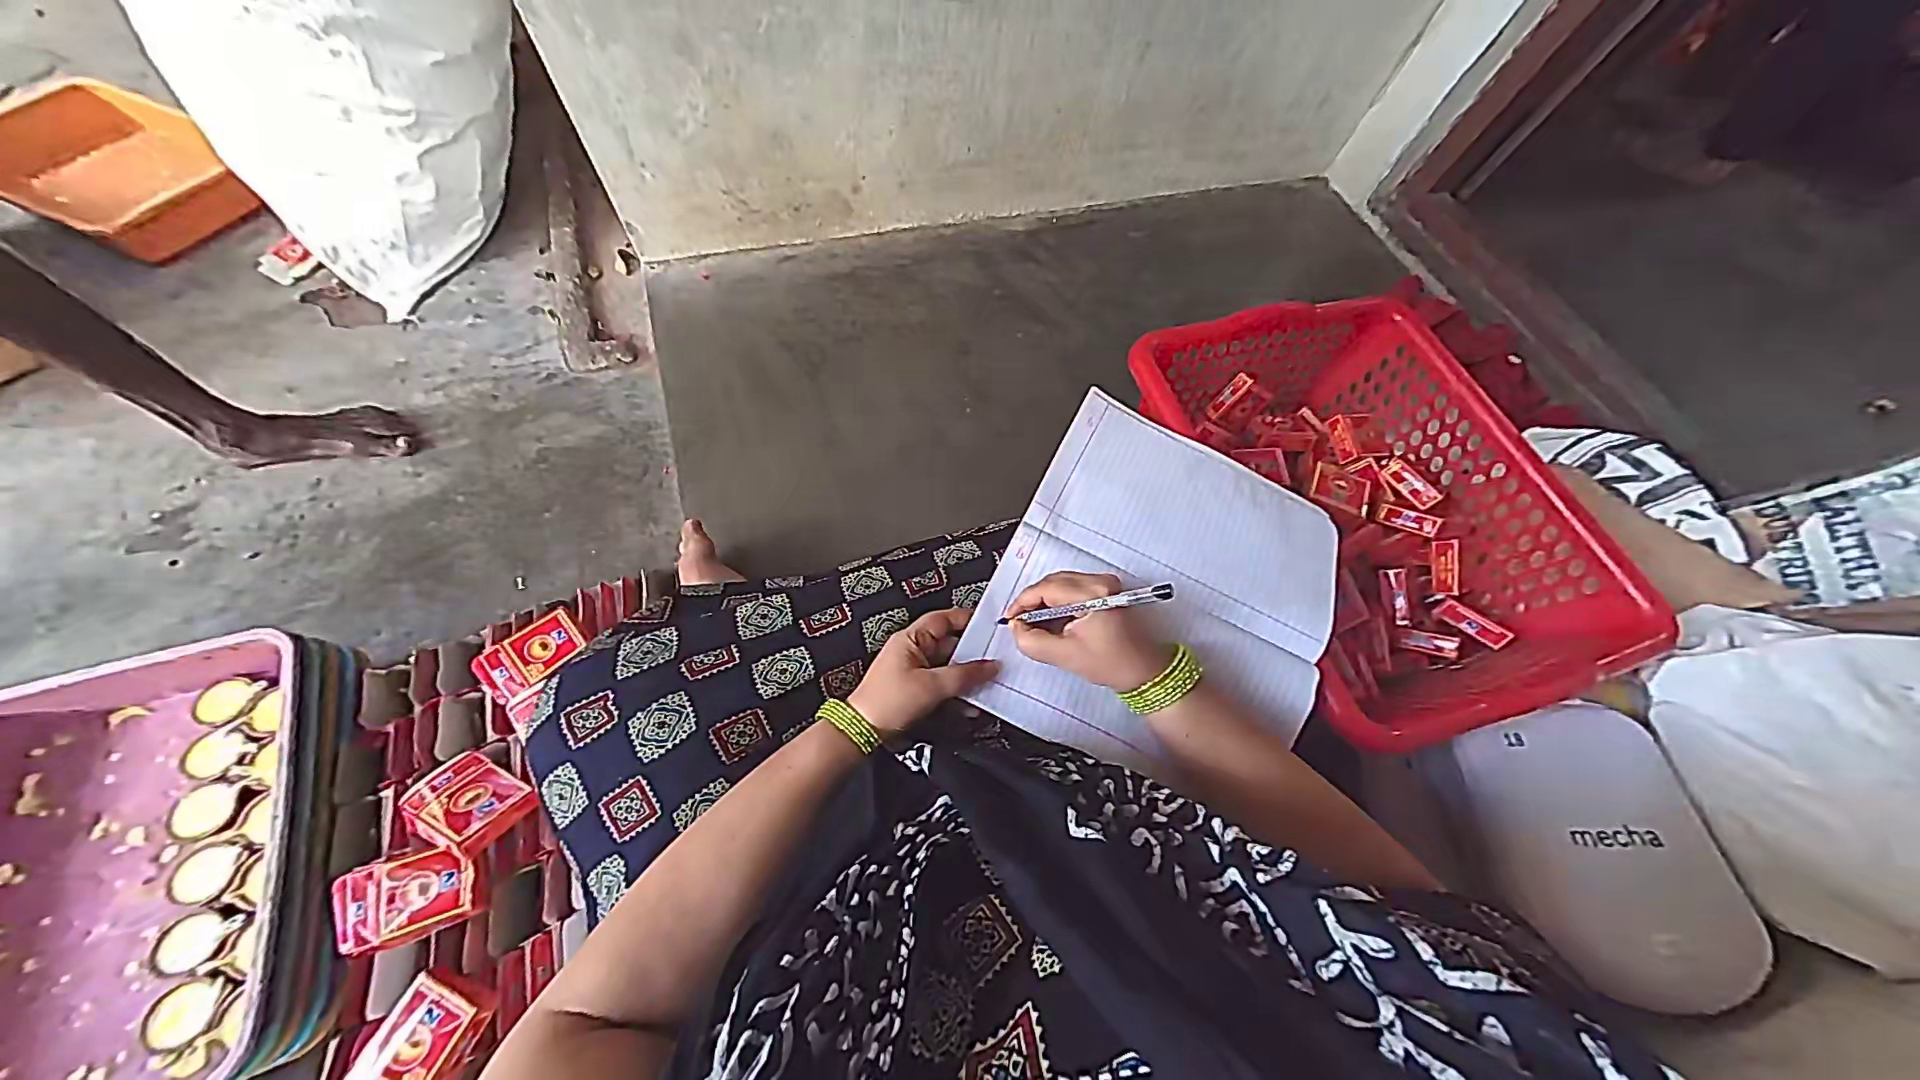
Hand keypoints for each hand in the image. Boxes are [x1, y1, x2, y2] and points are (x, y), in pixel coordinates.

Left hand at [847, 608, 999, 736]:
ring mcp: (914, 671)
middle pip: (950, 645)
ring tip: (986, 683)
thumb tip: (989, 667)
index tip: (988, 625)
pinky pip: (943, 685)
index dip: (966, 620)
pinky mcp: (916, 690)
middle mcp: (912, 652)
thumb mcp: (932, 686)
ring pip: (949, 667)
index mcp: (910, 639)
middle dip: (972, 655)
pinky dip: (956, 691)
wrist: (863, 731)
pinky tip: (970, 702)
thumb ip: (964, 675)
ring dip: (966, 677)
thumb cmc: (885, 702)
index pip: (943, 619)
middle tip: (993, 660)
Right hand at [1005, 572, 1172, 690]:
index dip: (1022, 603)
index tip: (1011, 617)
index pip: (1045, 588)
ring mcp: (1105, 584)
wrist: (1146, 671)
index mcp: (1093, 593)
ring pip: (1060, 585)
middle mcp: (1101, 582)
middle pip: (1052, 583)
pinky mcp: (1106, 590)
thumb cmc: (1117, 664)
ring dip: (1044, 602)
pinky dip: (1058, 602)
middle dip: (1032, 602)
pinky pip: (1072, 589)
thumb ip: (1032, 641)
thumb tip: (1016, 627)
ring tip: (1037, 625)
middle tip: (1020, 623)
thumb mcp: (1065, 656)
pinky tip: (1054, 622)